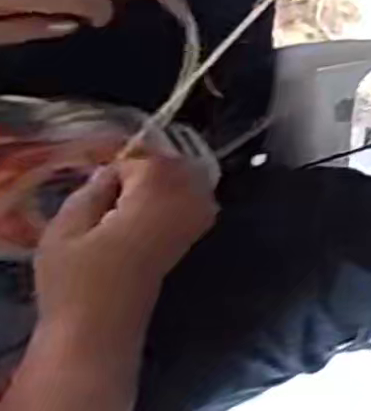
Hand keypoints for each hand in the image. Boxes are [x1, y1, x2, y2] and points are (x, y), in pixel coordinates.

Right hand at [34, 157, 215, 331]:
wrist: (106, 311)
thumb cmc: (77, 276)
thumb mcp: (63, 233)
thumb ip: (87, 195)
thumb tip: (107, 173)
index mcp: (159, 195)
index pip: (149, 162)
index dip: (122, 167)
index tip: (97, 181)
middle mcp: (192, 194)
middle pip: (176, 163)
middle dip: (146, 168)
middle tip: (111, 186)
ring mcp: (205, 206)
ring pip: (190, 173)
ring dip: (162, 178)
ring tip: (125, 198)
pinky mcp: (205, 219)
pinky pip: (196, 189)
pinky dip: (175, 190)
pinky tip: (146, 209)